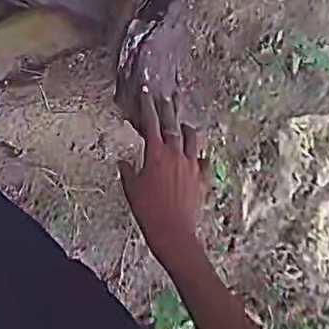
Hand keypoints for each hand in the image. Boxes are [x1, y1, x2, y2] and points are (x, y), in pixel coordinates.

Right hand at [120, 112, 209, 268]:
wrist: (174, 233)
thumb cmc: (148, 211)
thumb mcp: (132, 189)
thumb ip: (128, 172)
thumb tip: (124, 162)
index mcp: (156, 153)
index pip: (151, 123)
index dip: (148, 107)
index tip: (147, 95)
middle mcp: (175, 154)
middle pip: (172, 125)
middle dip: (167, 110)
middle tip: (165, 99)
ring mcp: (191, 166)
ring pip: (192, 139)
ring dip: (186, 129)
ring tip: (182, 124)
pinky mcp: (202, 180)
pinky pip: (204, 162)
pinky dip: (199, 157)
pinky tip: (196, 157)